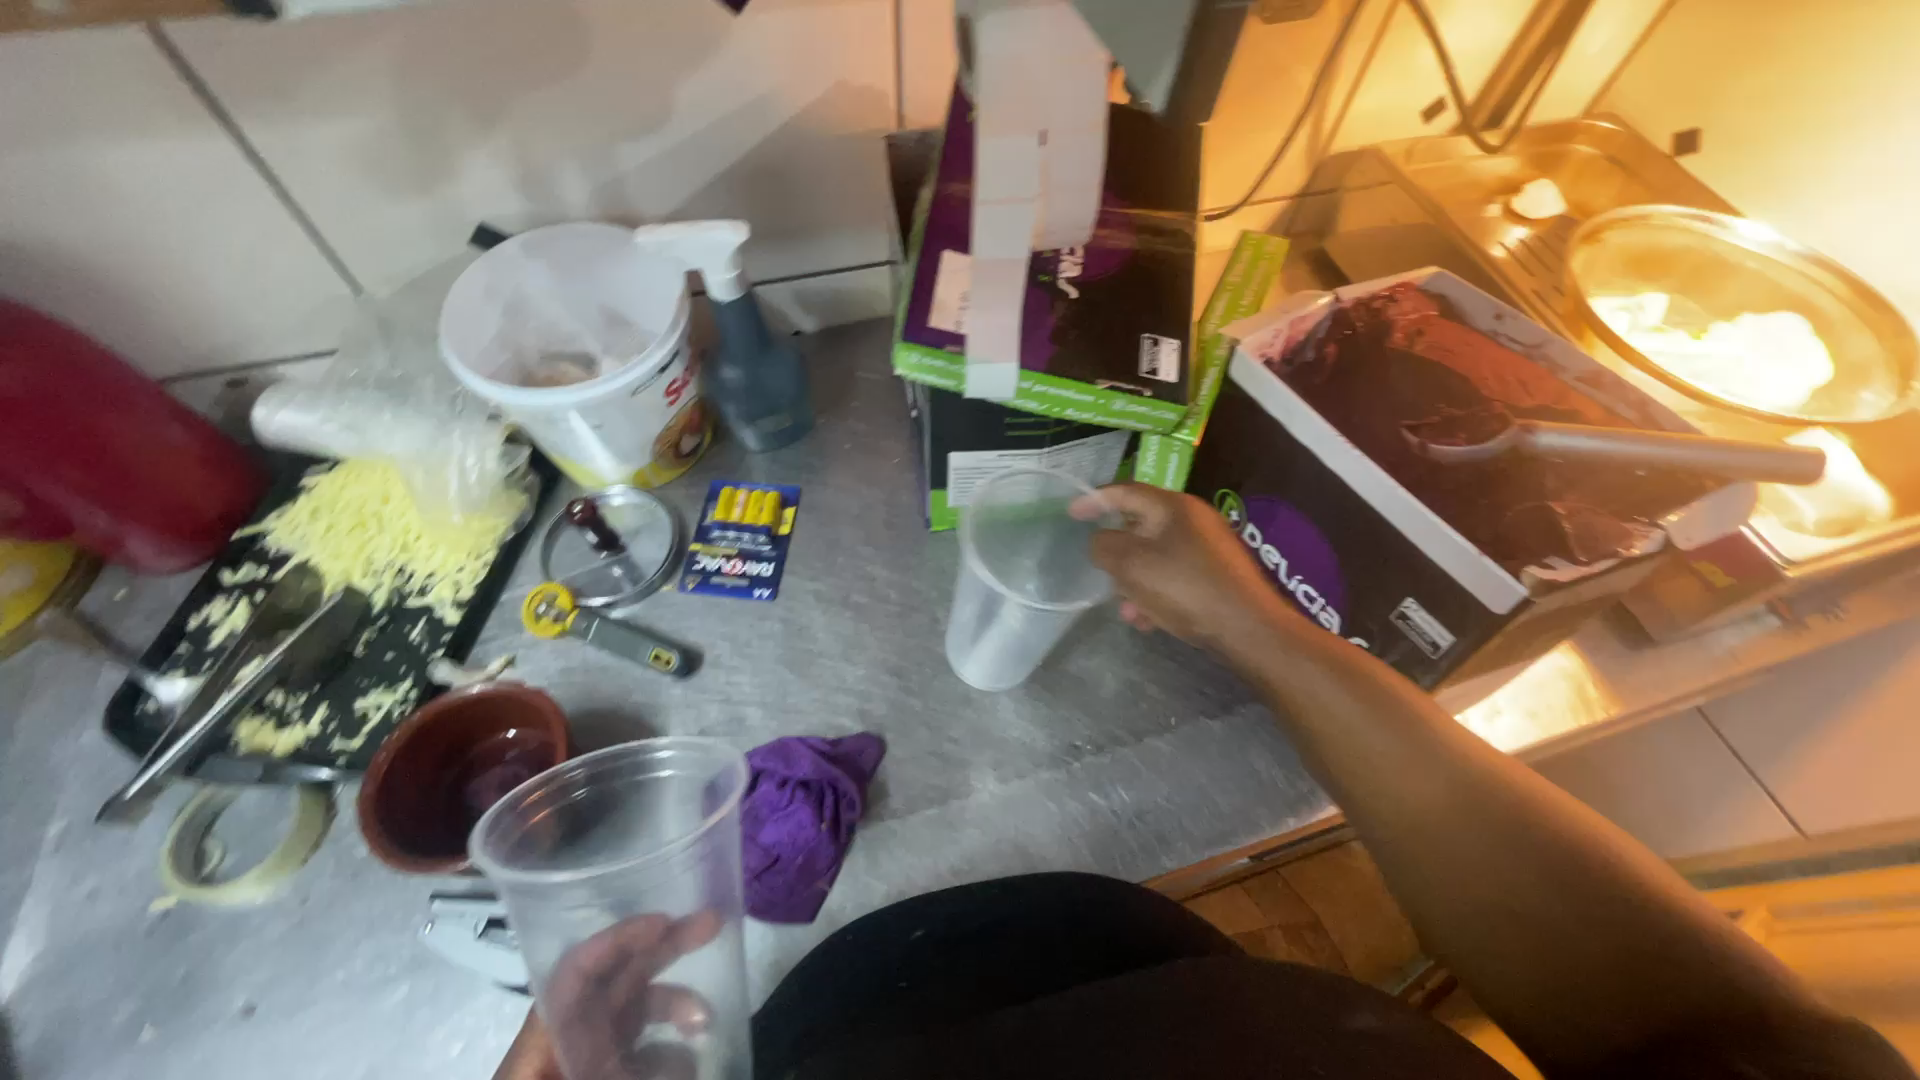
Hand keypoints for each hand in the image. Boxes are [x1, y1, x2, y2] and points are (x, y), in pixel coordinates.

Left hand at [492, 912, 721, 1079]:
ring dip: (674, 1008)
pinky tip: (689, 1069)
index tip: (664, 924)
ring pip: (635, 1018)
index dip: (616, 942)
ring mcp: (590, 1071)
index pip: (575, 977)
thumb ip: (646, 1070)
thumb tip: (684, 1062)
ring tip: (706, 1022)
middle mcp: (568, 1052)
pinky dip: (669, 1055)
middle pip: (613, 983)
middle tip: (712, 923)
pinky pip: (643, 1058)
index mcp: (547, 1053)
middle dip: (661, 950)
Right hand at [1071, 484, 1293, 652]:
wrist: (1248, 629)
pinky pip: (1174, 578)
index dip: (1094, 500)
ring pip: (1155, 558)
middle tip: (1102, 576)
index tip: (1071, 513)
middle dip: (1117, 556)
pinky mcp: (1217, 576)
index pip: (1125, 491)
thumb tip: (1101, 542)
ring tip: (1128, 612)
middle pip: (1139, 528)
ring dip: (1134, 583)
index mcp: (1173, 506)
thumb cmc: (1185, 588)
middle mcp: (1193, 520)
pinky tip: (1150, 622)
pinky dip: (1156, 595)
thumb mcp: (1131, 565)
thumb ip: (1104, 546)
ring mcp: (1208, 548)